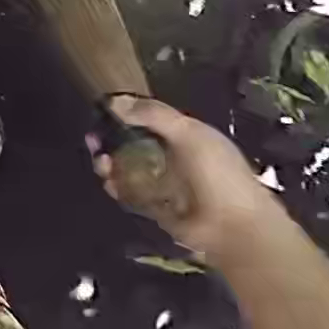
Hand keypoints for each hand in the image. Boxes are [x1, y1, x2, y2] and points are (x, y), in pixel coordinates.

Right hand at [87, 95, 273, 254]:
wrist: (235, 227)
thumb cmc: (217, 174)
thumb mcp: (189, 133)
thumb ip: (153, 114)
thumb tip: (114, 101)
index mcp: (184, 135)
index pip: (148, 118)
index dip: (125, 114)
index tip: (103, 111)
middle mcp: (171, 156)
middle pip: (132, 143)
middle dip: (110, 140)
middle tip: (94, 141)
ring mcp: (163, 183)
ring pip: (127, 168)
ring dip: (110, 164)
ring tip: (101, 164)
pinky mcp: (154, 207)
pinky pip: (129, 193)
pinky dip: (116, 187)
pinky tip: (110, 183)